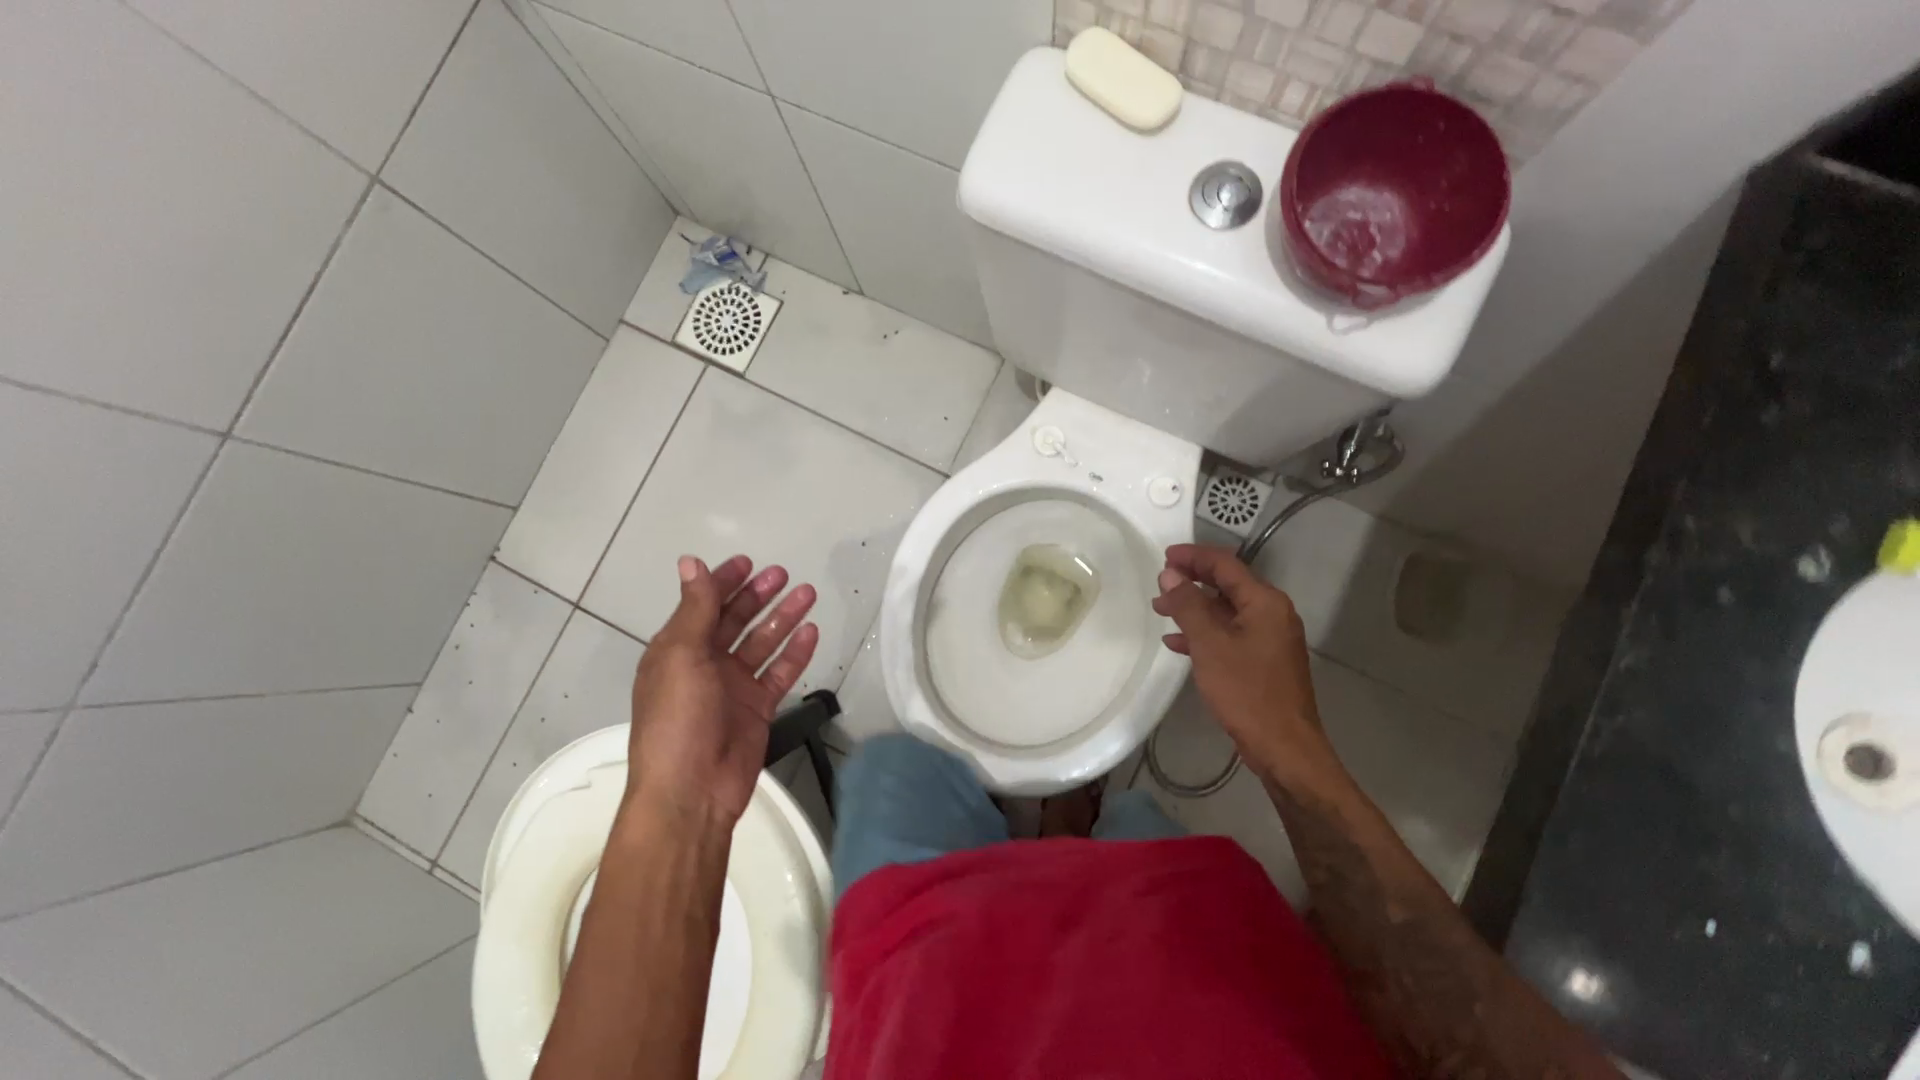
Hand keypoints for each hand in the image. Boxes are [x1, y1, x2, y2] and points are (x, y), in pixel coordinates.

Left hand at [626, 554, 819, 825]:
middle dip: (757, 596)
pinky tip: (812, 632)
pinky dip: (795, 653)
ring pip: (762, 643)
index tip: (748, 562)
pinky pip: (780, 673)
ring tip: (808, 593)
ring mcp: (733, 687)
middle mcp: (704, 664)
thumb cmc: (677, 719)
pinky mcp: (758, 708)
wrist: (692, 789)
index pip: (702, 606)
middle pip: (735, 621)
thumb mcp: (681, 656)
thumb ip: (695, 609)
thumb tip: (690, 562)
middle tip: (782, 574)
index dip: (723, 582)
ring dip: (783, 618)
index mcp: (676, 650)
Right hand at [1152, 544, 1331, 778]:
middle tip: (1159, 585)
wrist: (1283, 747)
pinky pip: (1230, 635)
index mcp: (1265, 602)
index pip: (1226, 565)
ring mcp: (1270, 639)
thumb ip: (1188, 605)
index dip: (1194, 557)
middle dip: (1192, 582)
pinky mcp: (1264, 662)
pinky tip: (1178, 644)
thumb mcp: (1210, 644)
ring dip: (1195, 609)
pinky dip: (1205, 634)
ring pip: (1227, 612)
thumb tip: (1170, 575)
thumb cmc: (1246, 692)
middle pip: (1228, 586)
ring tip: (1161, 611)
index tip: (1164, 557)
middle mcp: (1273, 614)